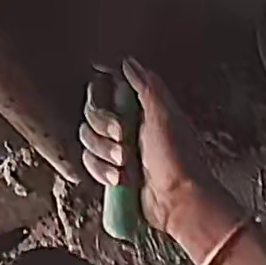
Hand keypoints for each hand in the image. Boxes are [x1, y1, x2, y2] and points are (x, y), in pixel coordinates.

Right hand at [79, 58, 224, 235]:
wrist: (178, 202)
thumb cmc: (178, 158)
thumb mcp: (165, 116)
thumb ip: (146, 87)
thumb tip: (128, 62)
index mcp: (140, 108)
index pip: (108, 89)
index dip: (102, 92)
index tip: (101, 91)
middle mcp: (126, 125)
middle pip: (92, 113)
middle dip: (104, 127)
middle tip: (123, 137)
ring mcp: (116, 149)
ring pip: (88, 139)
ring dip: (104, 152)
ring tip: (125, 164)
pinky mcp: (110, 170)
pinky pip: (89, 162)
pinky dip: (102, 171)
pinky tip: (119, 179)